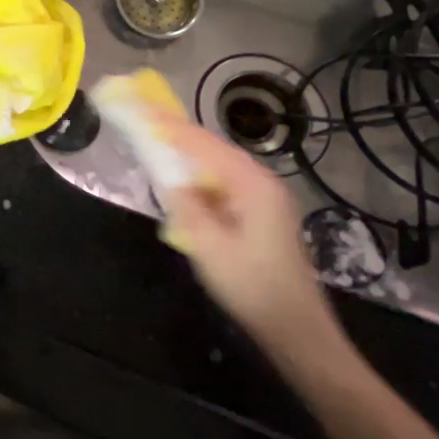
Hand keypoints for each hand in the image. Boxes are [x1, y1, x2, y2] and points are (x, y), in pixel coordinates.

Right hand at [157, 112, 333, 345]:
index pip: (203, 144)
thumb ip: (185, 205)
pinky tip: (183, 181)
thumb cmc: (252, 287)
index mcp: (252, 185)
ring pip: (220, 165)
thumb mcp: (208, 246)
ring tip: (156, 142)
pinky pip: (225, 183)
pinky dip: (200, 175)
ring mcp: (265, 200)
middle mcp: (262, 184)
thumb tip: (169, 178)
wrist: (296, 330)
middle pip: (214, 149)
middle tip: (144, 119)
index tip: (141, 108)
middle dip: (179, 134)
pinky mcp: (262, 216)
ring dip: (189, 154)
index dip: (170, 127)